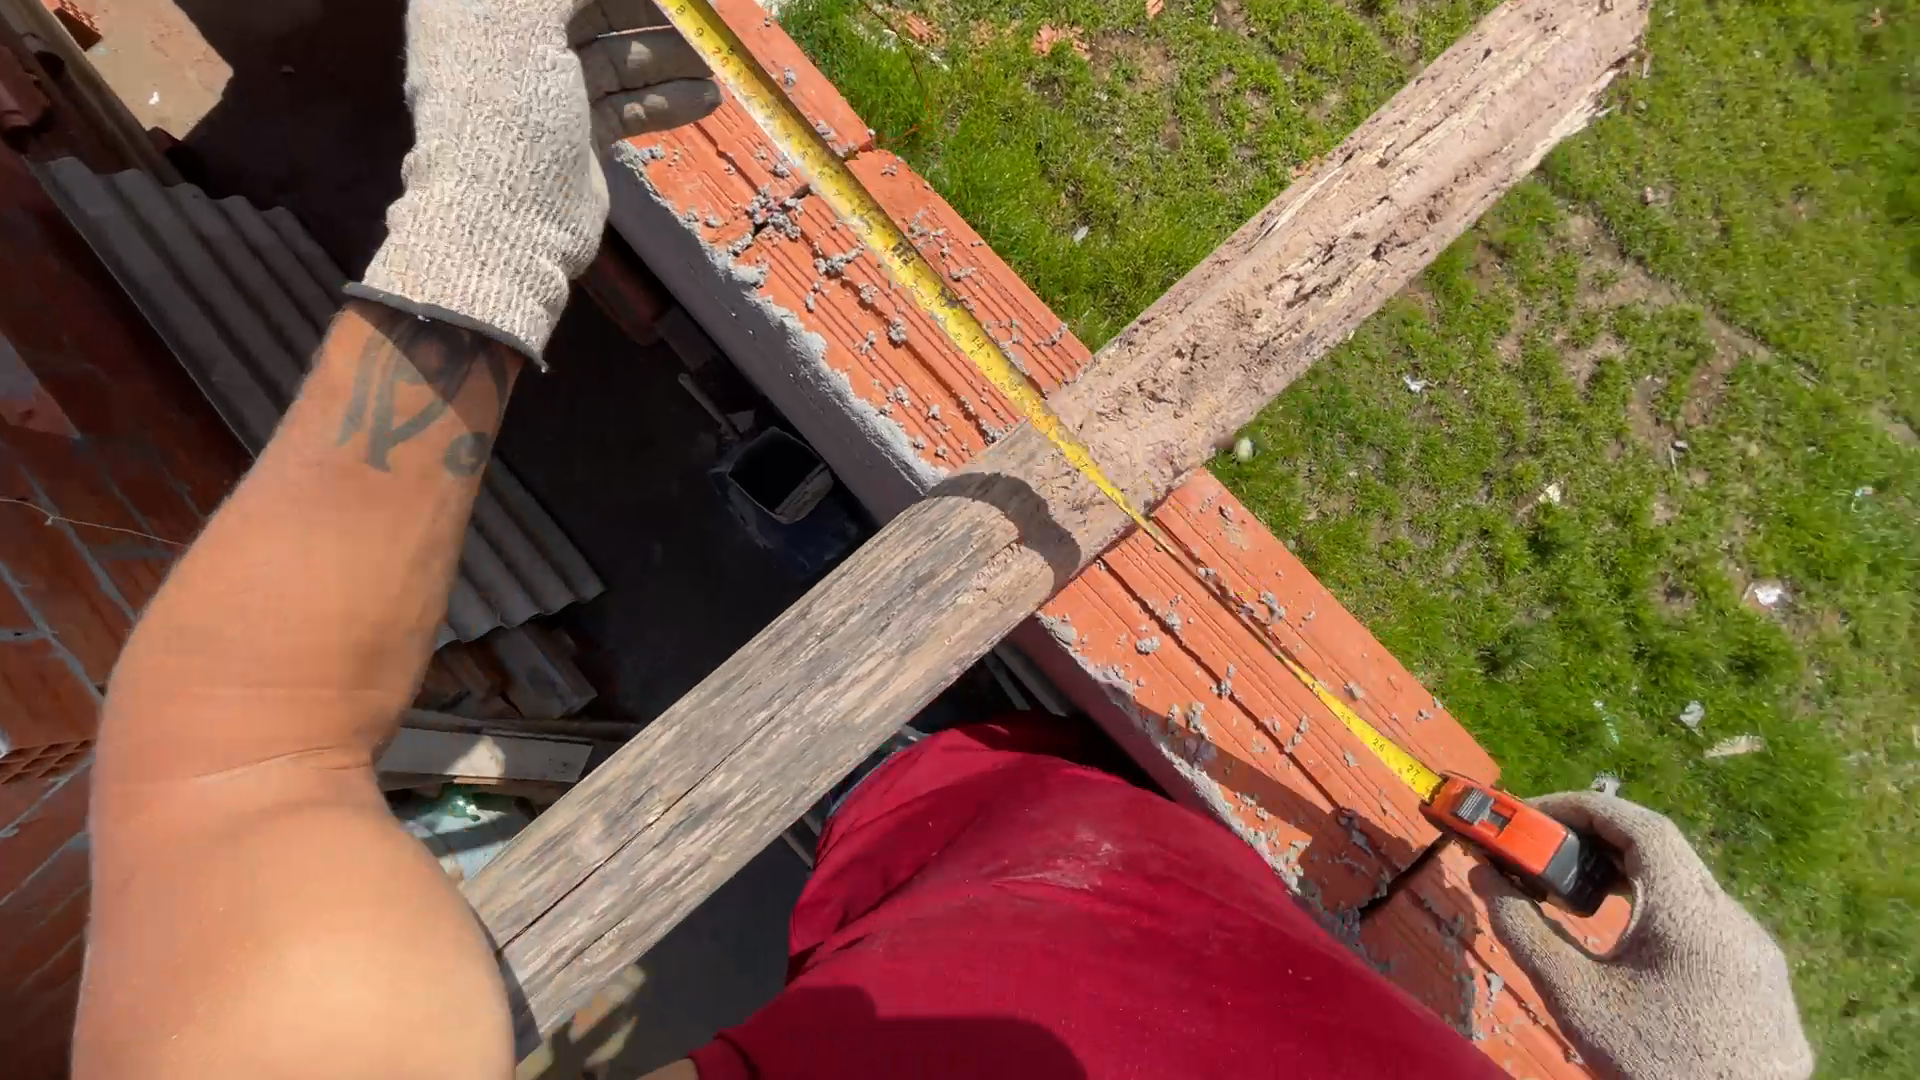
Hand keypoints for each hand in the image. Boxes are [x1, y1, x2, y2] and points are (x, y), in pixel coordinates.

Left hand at [344, 0, 719, 363]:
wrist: (508, 216)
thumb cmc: (506, 105)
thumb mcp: (525, 17)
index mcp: (484, 0)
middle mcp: (514, 38)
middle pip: (593, 9)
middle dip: (649, 12)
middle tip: (702, 18)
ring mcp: (549, 90)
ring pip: (618, 59)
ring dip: (669, 58)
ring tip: (716, 65)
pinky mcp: (578, 134)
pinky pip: (627, 105)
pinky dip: (666, 101)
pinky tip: (706, 100)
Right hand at [1489, 792, 1812, 1079]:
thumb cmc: (1653, 1062)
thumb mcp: (1571, 993)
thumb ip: (1520, 926)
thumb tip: (1482, 873)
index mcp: (1694, 917)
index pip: (1642, 826)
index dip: (1581, 807)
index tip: (1530, 815)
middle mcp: (1735, 924)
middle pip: (1660, 850)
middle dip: (1590, 836)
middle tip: (1538, 846)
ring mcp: (1754, 954)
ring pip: (1680, 882)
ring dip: (1618, 868)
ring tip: (1569, 885)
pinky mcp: (1758, 980)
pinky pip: (1697, 915)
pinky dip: (1646, 899)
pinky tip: (1616, 926)